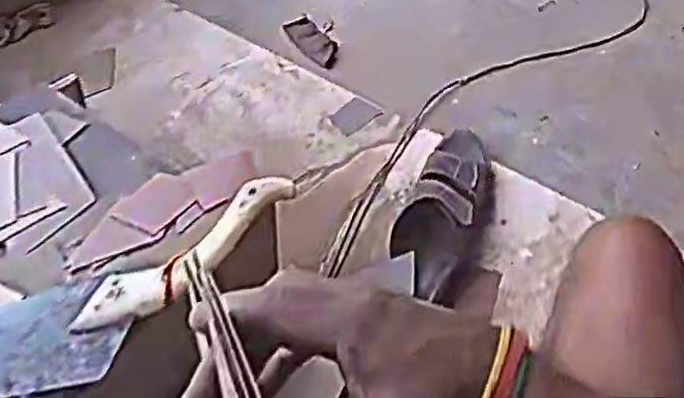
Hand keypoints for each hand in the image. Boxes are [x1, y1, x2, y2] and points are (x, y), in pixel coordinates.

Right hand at [224, 270, 498, 397]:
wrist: (491, 374)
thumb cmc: (431, 391)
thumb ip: (301, 394)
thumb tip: (258, 387)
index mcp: (349, 316)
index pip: (276, 303)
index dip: (231, 314)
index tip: (192, 325)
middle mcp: (356, 297)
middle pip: (284, 296)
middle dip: (241, 330)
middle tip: (208, 375)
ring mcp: (370, 302)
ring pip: (302, 305)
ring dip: (266, 339)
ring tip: (234, 384)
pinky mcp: (380, 316)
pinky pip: (322, 318)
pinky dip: (292, 344)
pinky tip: (279, 381)